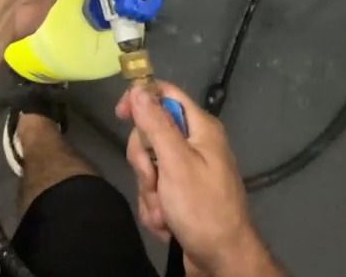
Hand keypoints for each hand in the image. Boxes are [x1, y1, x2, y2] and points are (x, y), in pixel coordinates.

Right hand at [118, 82, 281, 276]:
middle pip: (151, 133)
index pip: (165, 93)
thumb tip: (138, 87)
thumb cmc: (204, 209)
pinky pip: (155, 189)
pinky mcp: (182, 195)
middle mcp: (195, 145)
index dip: (141, 98)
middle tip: (154, 182)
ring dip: (150, 192)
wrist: (224, 264)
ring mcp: (188, 171)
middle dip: (145, 163)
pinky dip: (155, 207)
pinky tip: (166, 224)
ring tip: (164, 213)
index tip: (121, 115)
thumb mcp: (176, 163)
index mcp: (200, 128)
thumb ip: (156, 123)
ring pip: (149, 165)